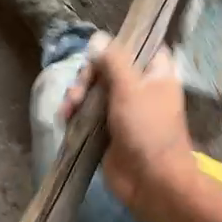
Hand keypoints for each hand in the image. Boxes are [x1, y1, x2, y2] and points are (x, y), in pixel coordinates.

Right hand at [58, 32, 198, 213]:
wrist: (152, 182)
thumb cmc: (147, 129)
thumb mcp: (130, 87)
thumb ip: (113, 60)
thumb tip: (98, 38)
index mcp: (156, 74)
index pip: (141, 46)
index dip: (120, 44)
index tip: (99, 48)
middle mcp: (140, 88)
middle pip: (108, 67)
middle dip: (88, 75)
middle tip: (80, 88)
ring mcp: (123, 110)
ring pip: (94, 90)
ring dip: (77, 95)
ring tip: (69, 109)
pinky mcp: (107, 131)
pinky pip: (87, 114)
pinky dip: (75, 113)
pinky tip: (66, 118)